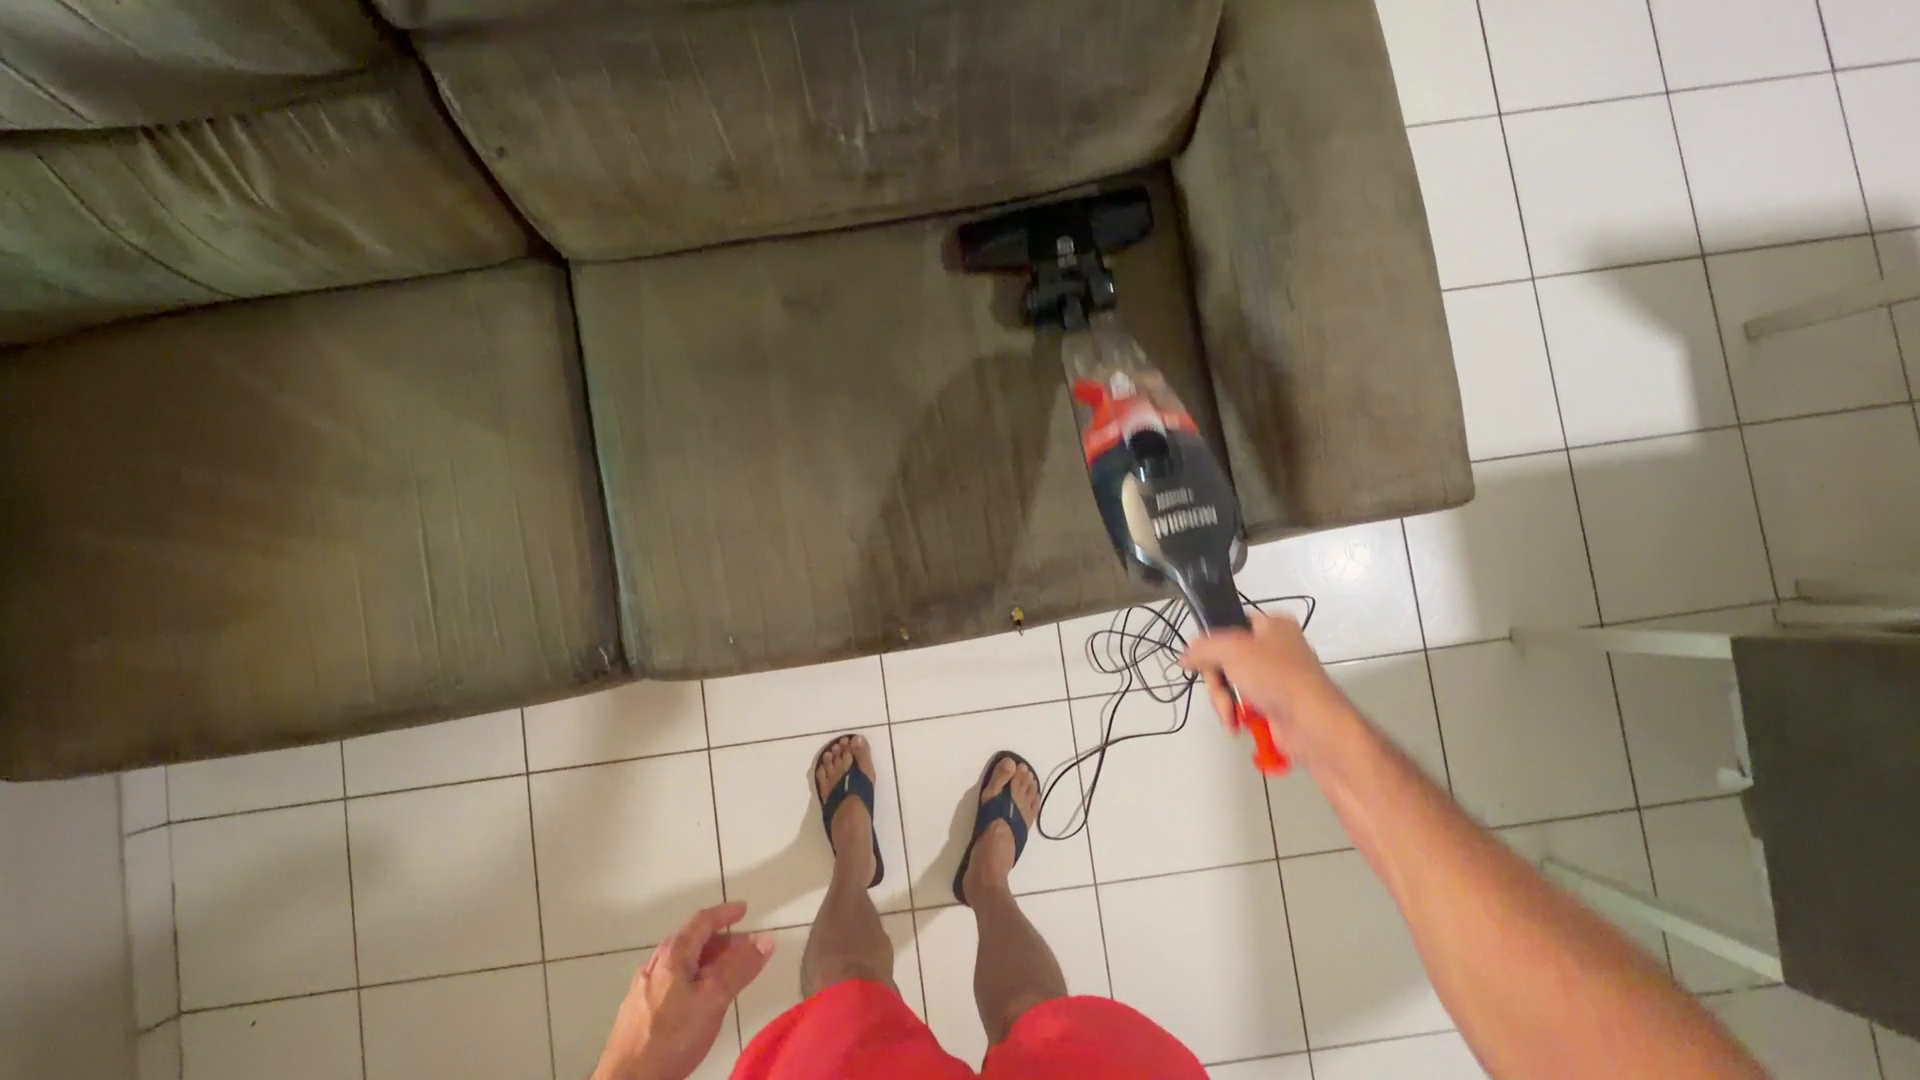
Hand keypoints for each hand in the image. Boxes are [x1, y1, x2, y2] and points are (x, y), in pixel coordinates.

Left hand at [592, 902, 774, 1079]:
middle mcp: (656, 965)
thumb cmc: (672, 1036)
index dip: (725, 913)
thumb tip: (766, 939)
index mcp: (673, 955)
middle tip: (745, 947)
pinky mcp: (639, 1011)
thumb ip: (740, 969)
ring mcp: (644, 988)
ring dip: (708, 960)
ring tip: (728, 972)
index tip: (744, 910)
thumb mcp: (714, 1000)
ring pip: (682, 963)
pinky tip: (700, 998)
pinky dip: (694, 978)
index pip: (702, 921)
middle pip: (691, 941)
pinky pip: (673, 981)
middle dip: (720, 940)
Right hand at [1181, 614, 1354, 766]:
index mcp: (1273, 625)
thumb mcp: (1232, 650)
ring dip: (1225, 701)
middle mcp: (1276, 648)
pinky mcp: (1275, 703)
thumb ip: (1203, 647)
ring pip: (1232, 683)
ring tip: (1230, 716)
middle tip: (1220, 693)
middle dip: (1217, 681)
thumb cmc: (1275, 677)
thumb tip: (1185, 657)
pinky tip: (1237, 724)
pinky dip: (1237, 714)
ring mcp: (1276, 677)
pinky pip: (1244, 703)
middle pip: (1226, 658)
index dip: (1213, 642)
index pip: (1231, 624)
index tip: (1200, 660)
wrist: (1311, 724)